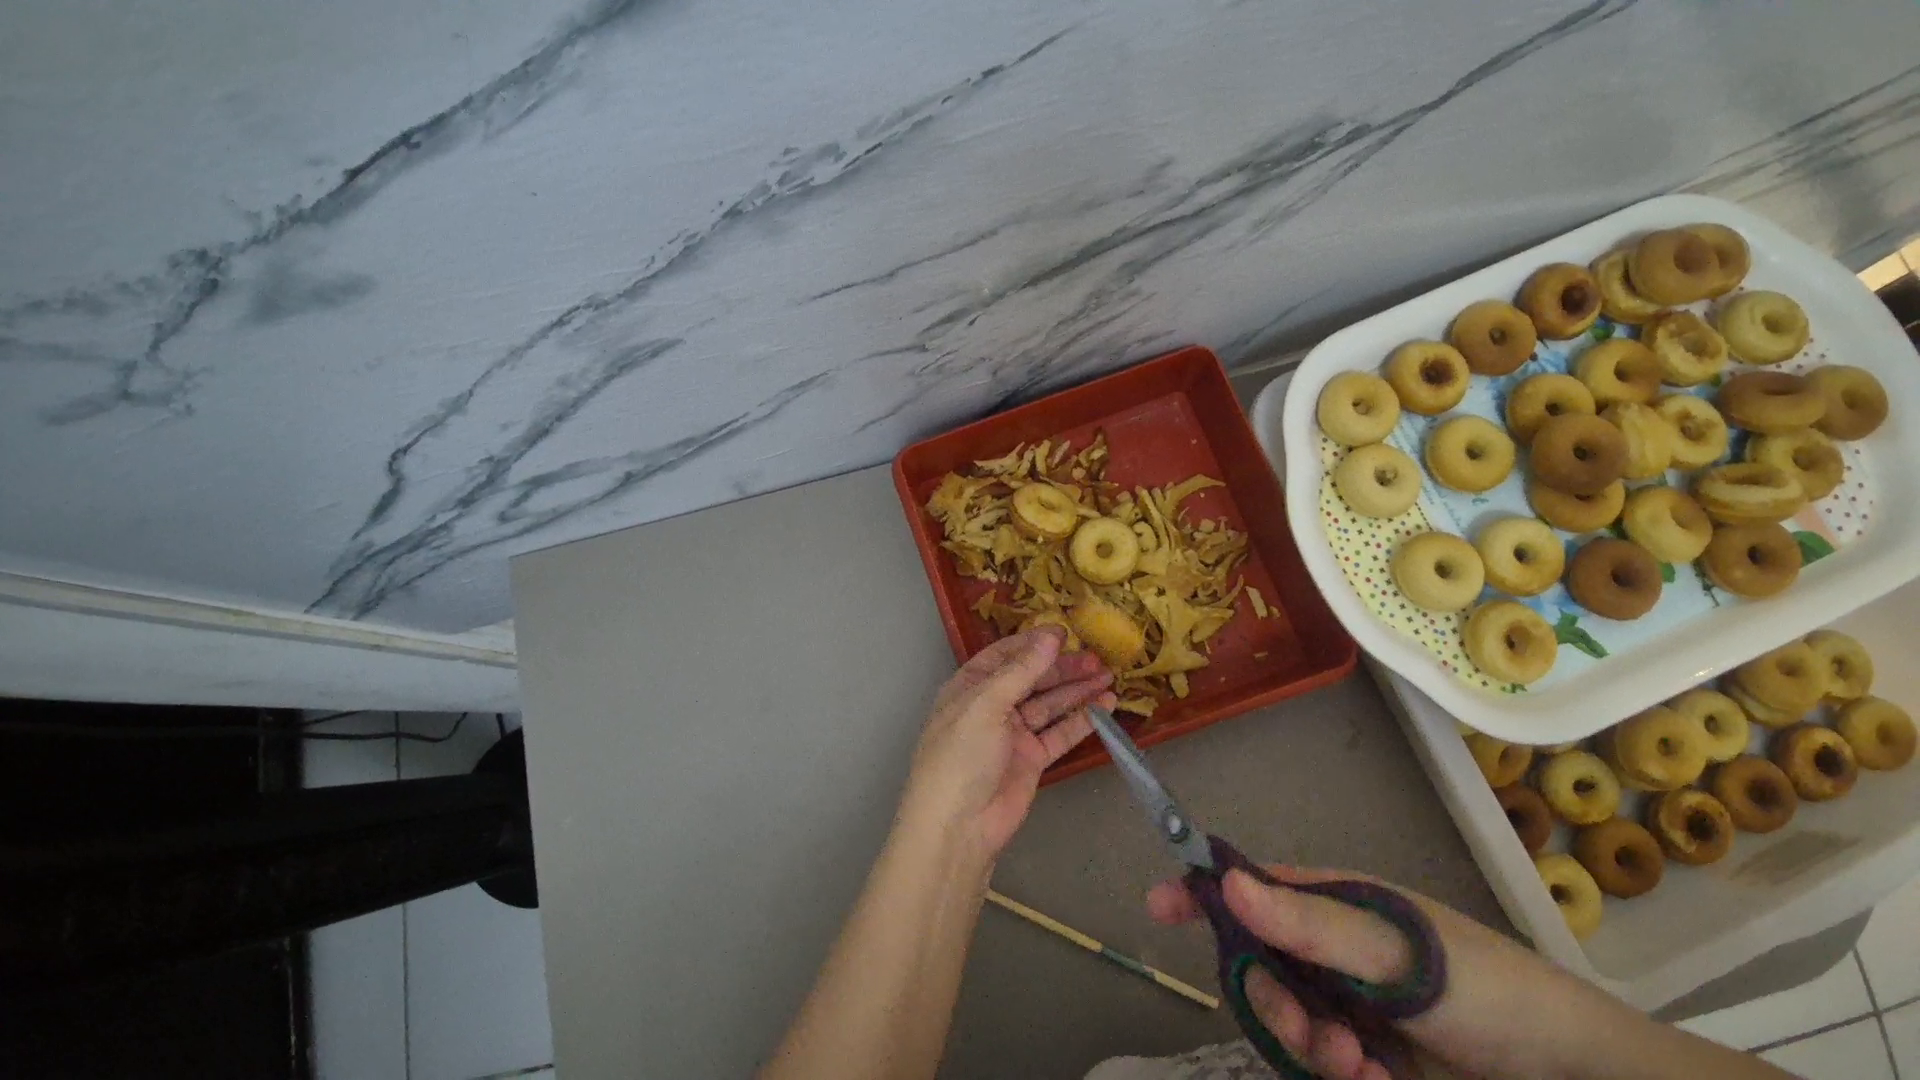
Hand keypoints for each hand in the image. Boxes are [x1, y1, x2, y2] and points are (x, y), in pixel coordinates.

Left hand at [902, 626, 1114, 859]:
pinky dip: (1082, 721)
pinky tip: (1105, 708)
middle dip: (1062, 668)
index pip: (1003, 656)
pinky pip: (1060, 734)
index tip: (1064, 633)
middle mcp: (991, 707)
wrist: (958, 826)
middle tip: (1096, 659)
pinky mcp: (1032, 760)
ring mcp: (1012, 735)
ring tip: (1108, 677)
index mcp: (969, 688)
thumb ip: (1021, 671)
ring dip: (1077, 691)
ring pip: (1050, 705)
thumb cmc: (960, 756)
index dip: (1032, 644)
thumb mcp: (985, 705)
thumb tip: (1050, 637)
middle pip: (1031, 679)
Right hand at [1147, 864, 1633, 1079]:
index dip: (1204, 891)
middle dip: (1275, 1002)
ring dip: (1310, 1046)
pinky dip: (1337, 1075)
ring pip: (1284, 1019)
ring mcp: (1346, 1003)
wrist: (1565, 1077)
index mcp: (1337, 904)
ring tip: (1359, 1067)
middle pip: (1259, 965)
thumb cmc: (1483, 991)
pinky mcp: (1362, 1055)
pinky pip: (1317, 1062)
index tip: (1157, 906)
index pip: (1253, 887)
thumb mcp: (1395, 954)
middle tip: (1315, 1035)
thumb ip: (1310, 924)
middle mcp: (1332, 949)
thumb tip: (1226, 880)